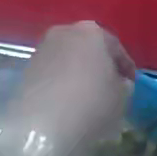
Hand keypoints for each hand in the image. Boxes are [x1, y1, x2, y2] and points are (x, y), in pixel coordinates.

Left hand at [3, 21, 134, 155]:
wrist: (42, 123)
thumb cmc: (91, 103)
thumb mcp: (122, 96)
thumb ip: (123, 84)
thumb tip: (118, 82)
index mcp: (92, 32)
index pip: (116, 47)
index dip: (126, 67)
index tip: (130, 84)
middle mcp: (64, 32)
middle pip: (88, 48)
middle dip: (99, 65)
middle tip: (109, 88)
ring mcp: (42, 48)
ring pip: (68, 58)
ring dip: (78, 73)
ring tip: (86, 97)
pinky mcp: (26, 67)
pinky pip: (52, 72)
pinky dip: (60, 81)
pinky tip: (66, 100)